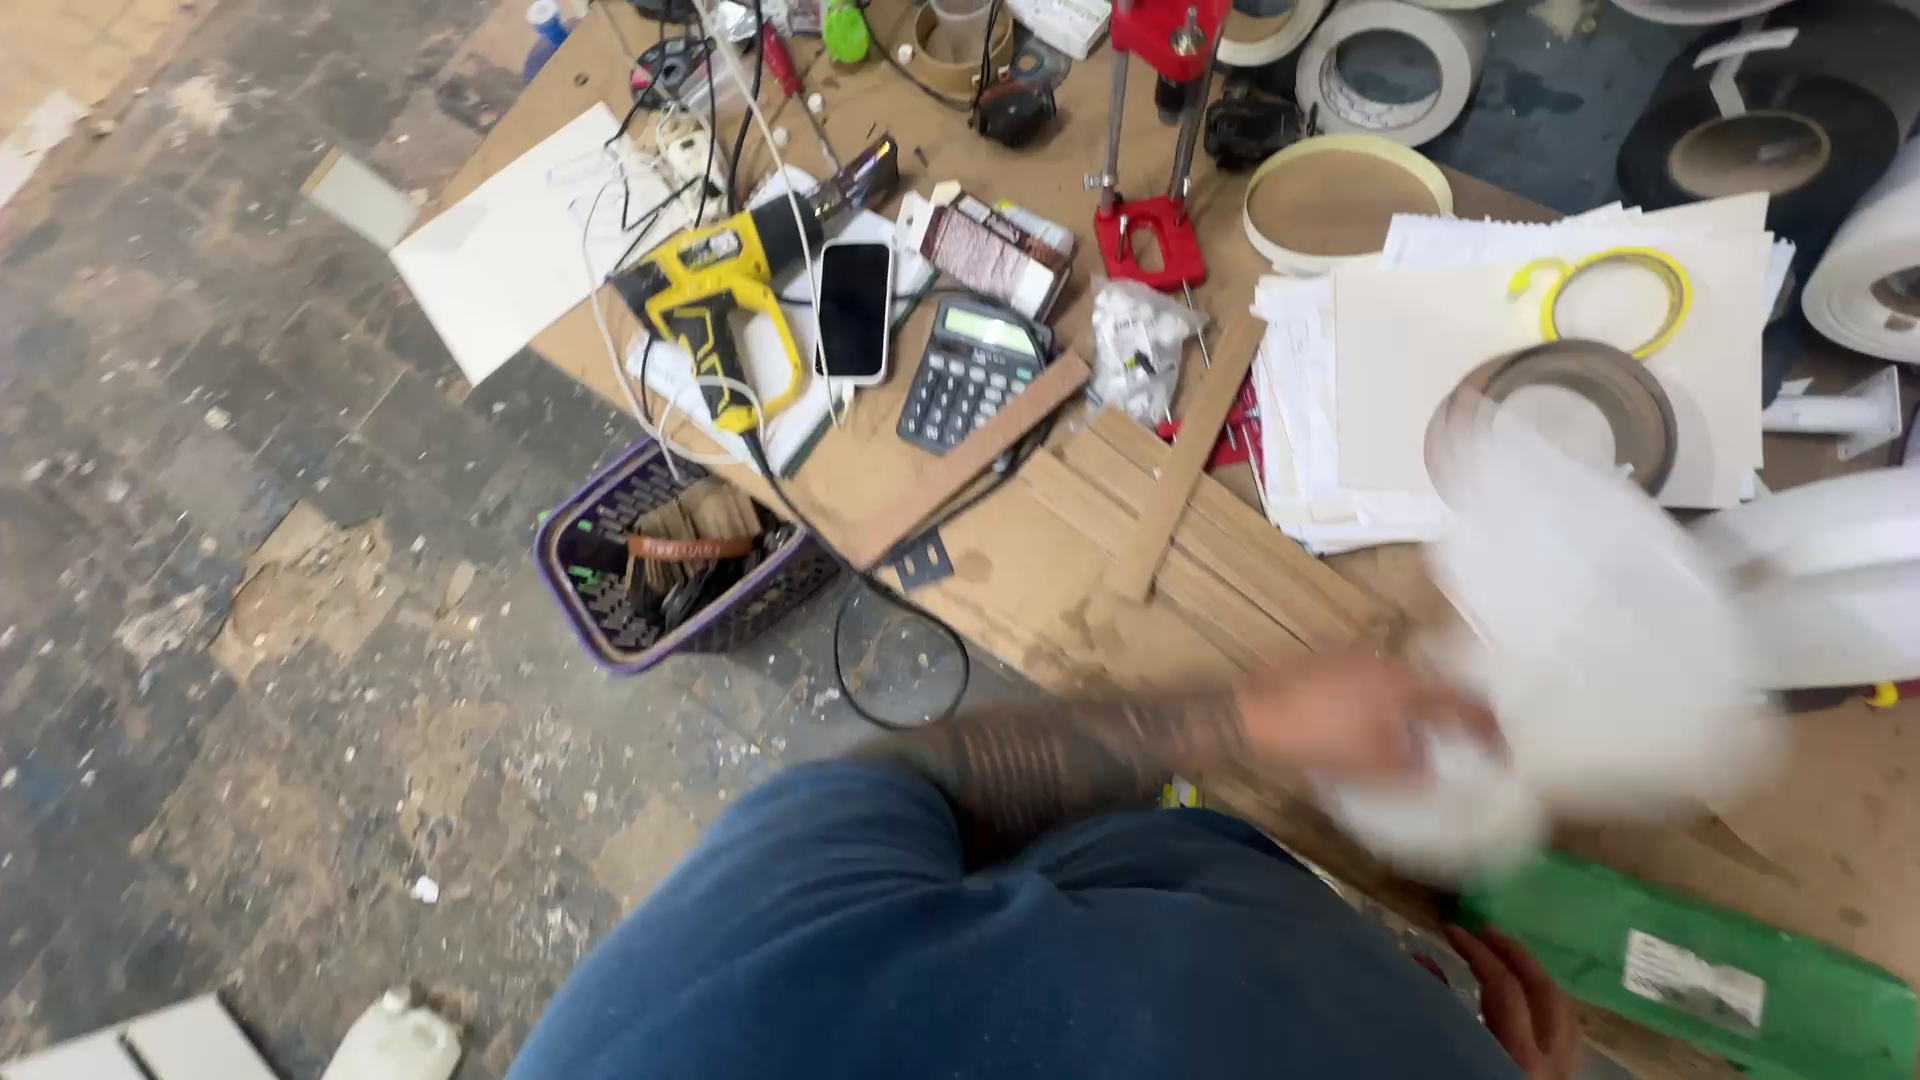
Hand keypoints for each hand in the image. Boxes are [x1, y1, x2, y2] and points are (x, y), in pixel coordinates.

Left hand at [1231, 648, 1501, 777]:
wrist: (1250, 714)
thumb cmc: (1317, 741)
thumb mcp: (1377, 768)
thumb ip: (1416, 766)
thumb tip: (1429, 761)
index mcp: (1406, 685)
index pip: (1465, 703)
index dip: (1488, 730)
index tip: (1499, 753)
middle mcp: (1384, 660)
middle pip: (1431, 684)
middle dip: (1447, 712)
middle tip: (1457, 740)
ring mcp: (1350, 654)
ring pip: (1397, 678)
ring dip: (1410, 704)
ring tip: (1411, 734)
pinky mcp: (1322, 658)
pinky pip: (1367, 676)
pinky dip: (1379, 697)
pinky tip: (1368, 718)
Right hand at [1444, 926, 1577, 1079]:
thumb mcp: (1445, 1058)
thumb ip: (1435, 1011)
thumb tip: (1421, 962)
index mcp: (1518, 1057)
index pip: (1504, 988)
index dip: (1477, 952)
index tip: (1449, 930)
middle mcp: (1552, 1064)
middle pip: (1548, 995)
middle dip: (1517, 955)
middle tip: (1485, 931)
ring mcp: (1563, 1076)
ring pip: (1564, 1014)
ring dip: (1534, 977)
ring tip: (1504, 956)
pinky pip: (1562, 1034)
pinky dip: (1541, 1005)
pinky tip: (1520, 1000)